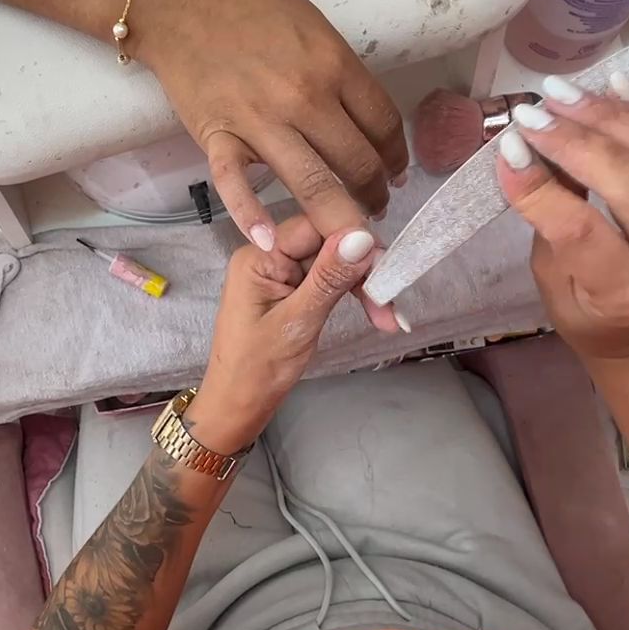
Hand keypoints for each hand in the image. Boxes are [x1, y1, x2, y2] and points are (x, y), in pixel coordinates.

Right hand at [132, 0, 406, 332]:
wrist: (180, 2)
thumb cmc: (248, 7)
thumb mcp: (312, 27)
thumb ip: (339, 73)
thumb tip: (362, 118)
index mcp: (333, 65)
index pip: (382, 125)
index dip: (396, 157)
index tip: (396, 173)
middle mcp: (305, 98)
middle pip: (356, 163)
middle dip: (374, 196)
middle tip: (377, 212)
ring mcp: (259, 123)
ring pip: (312, 184)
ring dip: (338, 219)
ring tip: (348, 236)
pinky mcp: (218, 139)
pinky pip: (236, 185)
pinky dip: (252, 216)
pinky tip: (270, 243)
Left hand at [187, 219, 378, 453]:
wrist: (238, 404)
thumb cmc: (257, 370)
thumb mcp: (297, 323)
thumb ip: (329, 279)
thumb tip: (362, 236)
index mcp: (258, 256)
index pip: (314, 225)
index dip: (354, 240)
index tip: (386, 266)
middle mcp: (268, 255)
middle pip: (328, 243)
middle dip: (364, 271)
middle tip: (391, 304)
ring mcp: (280, 272)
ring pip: (334, 263)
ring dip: (364, 287)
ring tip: (389, 318)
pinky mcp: (291, 289)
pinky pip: (328, 280)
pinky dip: (352, 295)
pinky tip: (378, 314)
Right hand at [496, 75, 628, 362]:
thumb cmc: (585, 314)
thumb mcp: (552, 280)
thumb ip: (550, 222)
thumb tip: (529, 154)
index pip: (582, 231)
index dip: (542, 187)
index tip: (508, 148)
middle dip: (577, 143)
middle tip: (533, 114)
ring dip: (607, 118)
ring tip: (561, 93)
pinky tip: (611, 85)